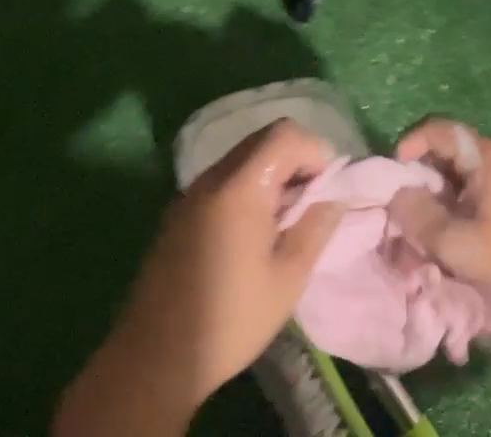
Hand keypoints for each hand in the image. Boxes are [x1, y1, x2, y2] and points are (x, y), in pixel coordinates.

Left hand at [107, 120, 346, 408]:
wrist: (156, 356)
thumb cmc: (231, 320)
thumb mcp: (288, 279)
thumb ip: (315, 228)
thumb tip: (333, 198)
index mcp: (240, 187)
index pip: (285, 134)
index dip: (315, 153)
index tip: (325, 193)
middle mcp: (212, 177)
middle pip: (263, 140)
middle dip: (296, 161)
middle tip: (310, 207)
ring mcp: (190, 193)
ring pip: (242, 158)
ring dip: (272, 175)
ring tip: (285, 224)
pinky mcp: (179, 212)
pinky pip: (223, 180)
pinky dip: (247, 188)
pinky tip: (253, 235)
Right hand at [387, 118, 490, 327]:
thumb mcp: (459, 245)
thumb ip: (420, 217)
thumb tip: (396, 195)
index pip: (441, 130)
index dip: (412, 144)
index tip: (395, 174)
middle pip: (453, 150)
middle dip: (425, 174)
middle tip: (408, 206)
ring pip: (467, 171)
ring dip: (443, 192)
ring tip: (430, 224)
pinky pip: (483, 186)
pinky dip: (462, 201)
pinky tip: (459, 233)